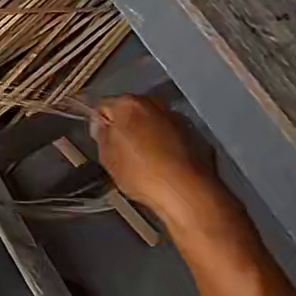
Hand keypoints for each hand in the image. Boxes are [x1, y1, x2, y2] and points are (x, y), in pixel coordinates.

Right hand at [91, 96, 244, 236]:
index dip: (100, 124)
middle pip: (132, 111)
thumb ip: (102, 136)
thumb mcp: (108, 159)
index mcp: (128, 105)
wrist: (186, 191)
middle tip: (122, 154)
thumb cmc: (144, 174)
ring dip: (148, 136)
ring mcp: (177, 117)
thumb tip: (103, 128)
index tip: (101, 140)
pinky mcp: (194, 133)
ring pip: (154, 122)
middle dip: (127, 128)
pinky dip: (168, 145)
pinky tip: (165, 167)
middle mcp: (154, 104)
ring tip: (145, 164)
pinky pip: (173, 135)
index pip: (104, 106)